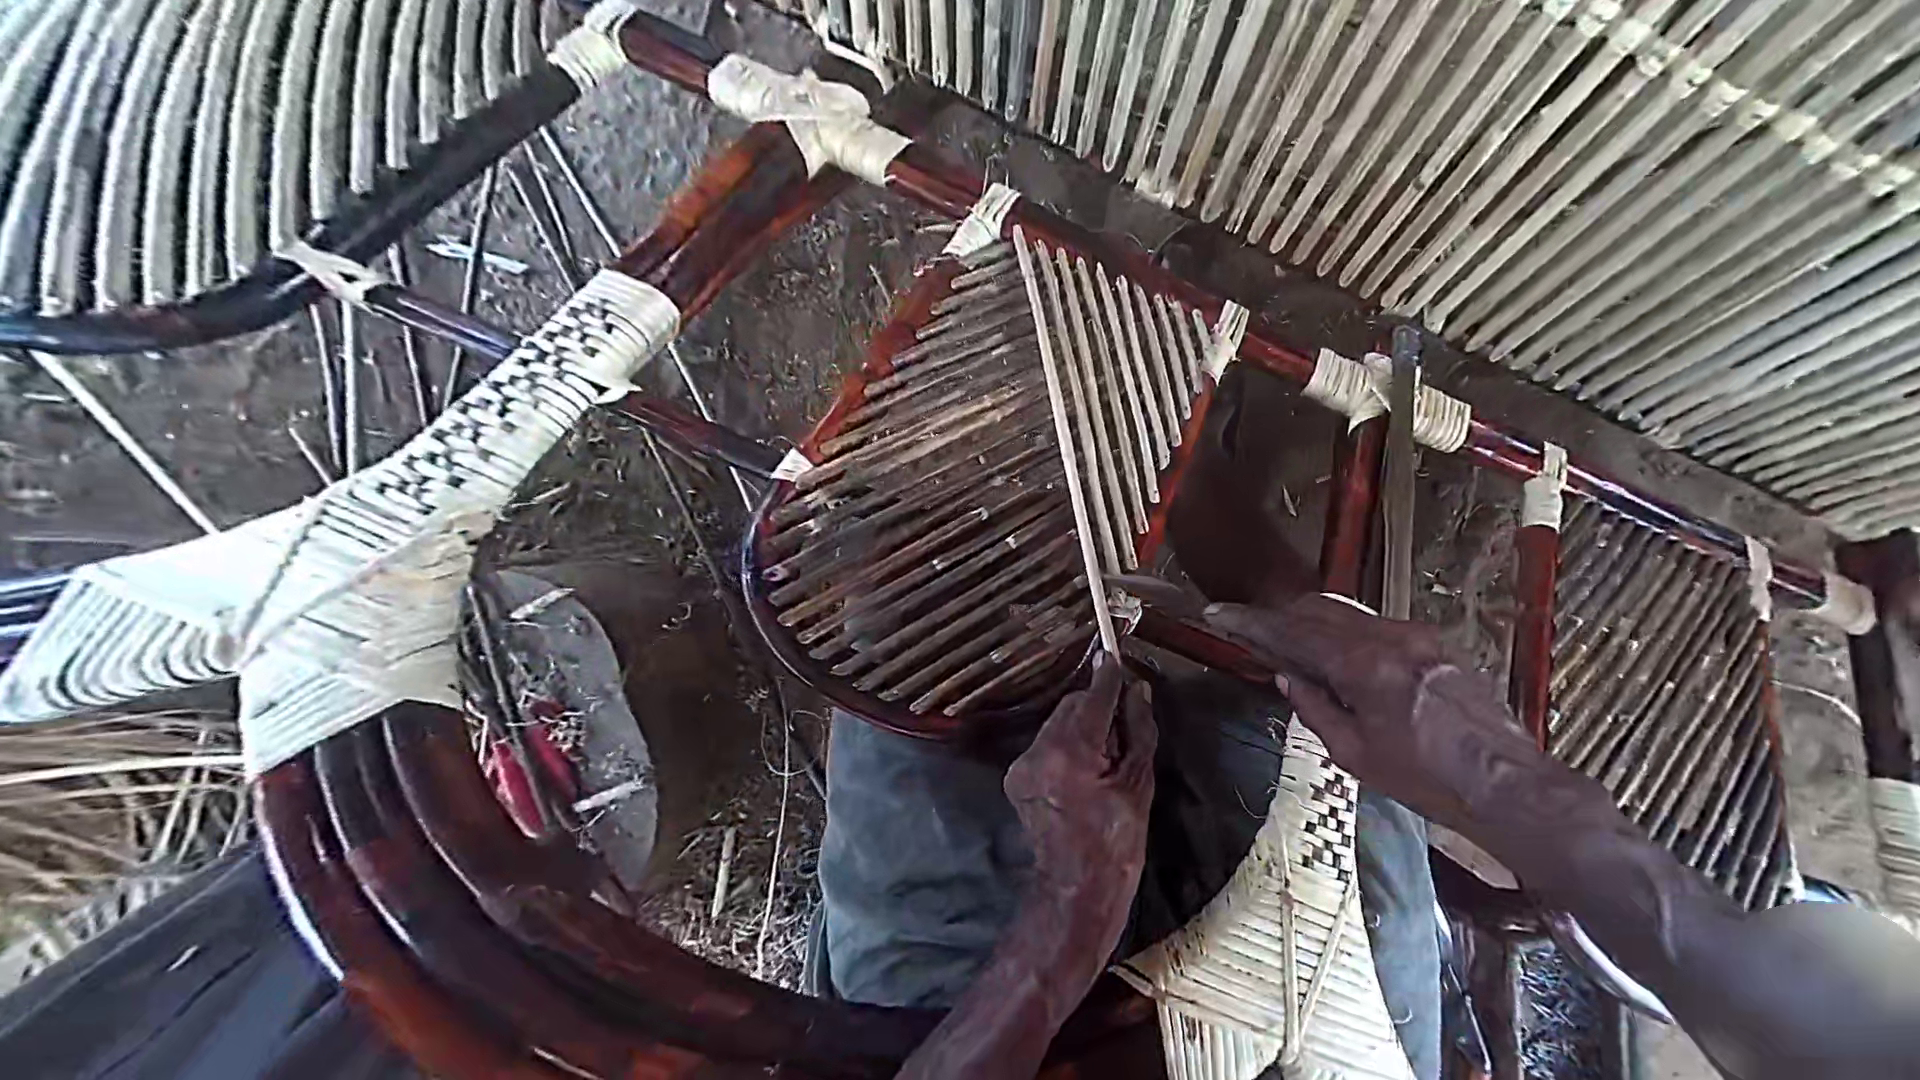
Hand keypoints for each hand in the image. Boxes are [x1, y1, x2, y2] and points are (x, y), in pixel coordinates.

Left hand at [1004, 655, 1156, 923]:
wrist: (1076, 887)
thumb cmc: (1117, 841)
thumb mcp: (1139, 784)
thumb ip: (1138, 730)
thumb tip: (1137, 689)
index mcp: (1072, 753)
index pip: (1093, 698)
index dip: (1107, 676)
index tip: (1114, 655)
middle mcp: (1040, 750)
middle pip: (1072, 706)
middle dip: (1096, 707)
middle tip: (1121, 729)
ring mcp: (1023, 763)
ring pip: (1057, 722)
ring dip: (1081, 726)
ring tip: (1103, 758)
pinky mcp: (1015, 774)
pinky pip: (1046, 743)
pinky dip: (1066, 745)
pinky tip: (1083, 772)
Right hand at [1203, 594, 1557, 835]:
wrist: (1513, 789)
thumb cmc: (1426, 781)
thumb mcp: (1354, 754)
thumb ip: (1314, 708)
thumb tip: (1286, 676)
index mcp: (1363, 666)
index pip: (1291, 632)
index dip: (1248, 622)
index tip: (1218, 612)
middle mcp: (1390, 638)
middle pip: (1316, 610)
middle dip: (1278, 616)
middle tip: (1251, 630)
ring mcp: (1417, 636)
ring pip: (1346, 614)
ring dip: (1310, 624)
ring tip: (1290, 643)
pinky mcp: (1436, 644)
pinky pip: (1374, 626)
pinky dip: (1343, 633)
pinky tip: (1338, 656)